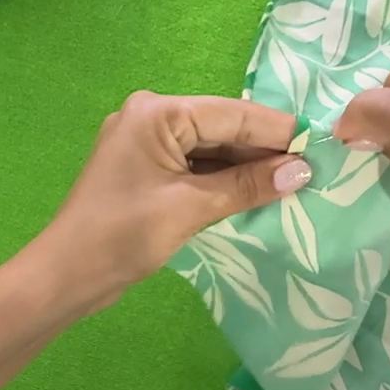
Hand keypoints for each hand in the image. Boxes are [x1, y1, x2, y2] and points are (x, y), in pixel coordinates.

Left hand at [33, 92, 308, 311]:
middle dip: (263, 152)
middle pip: (222, 129)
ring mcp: (145, 145)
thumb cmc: (123, 236)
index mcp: (157, 113)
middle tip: (312, 172)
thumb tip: (302, 170)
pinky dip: (222, 182)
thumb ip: (246, 185)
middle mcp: (150, 117)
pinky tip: (254, 194)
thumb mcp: (191, 208)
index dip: (278, 133)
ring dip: (245, 169)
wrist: (67, 275)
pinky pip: (194, 169)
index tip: (322, 147)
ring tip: (292, 184)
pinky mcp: (145, 173)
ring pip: (209, 151)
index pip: (232, 115)